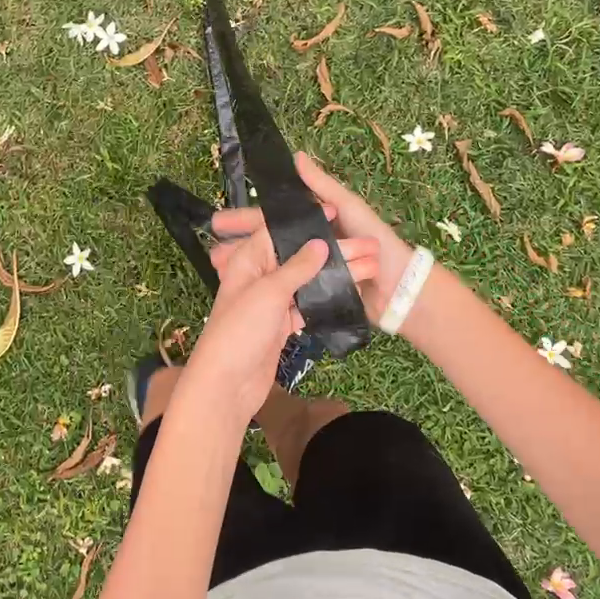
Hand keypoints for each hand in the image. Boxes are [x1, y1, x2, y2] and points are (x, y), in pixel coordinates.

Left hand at [185, 235, 378, 421]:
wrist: (227, 384)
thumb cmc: (241, 329)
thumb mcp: (269, 292)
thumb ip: (296, 268)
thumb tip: (319, 243)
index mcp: (249, 260)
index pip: (278, 231)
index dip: (306, 223)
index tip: (335, 214)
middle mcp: (259, 276)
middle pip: (299, 257)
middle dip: (334, 251)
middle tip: (370, 247)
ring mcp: (271, 302)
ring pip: (307, 282)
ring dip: (336, 275)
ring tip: (371, 268)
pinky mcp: (281, 325)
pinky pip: (307, 305)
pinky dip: (327, 300)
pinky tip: (352, 293)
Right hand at [209, 153, 416, 325]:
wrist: (402, 290)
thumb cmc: (378, 243)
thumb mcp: (349, 209)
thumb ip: (323, 187)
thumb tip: (297, 156)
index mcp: (314, 225)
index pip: (270, 220)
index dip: (244, 221)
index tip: (217, 223)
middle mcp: (307, 247)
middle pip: (265, 246)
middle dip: (238, 248)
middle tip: (213, 254)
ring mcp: (309, 273)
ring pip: (270, 269)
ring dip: (246, 272)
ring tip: (222, 276)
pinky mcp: (315, 296)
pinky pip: (284, 292)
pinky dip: (264, 292)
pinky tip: (245, 296)